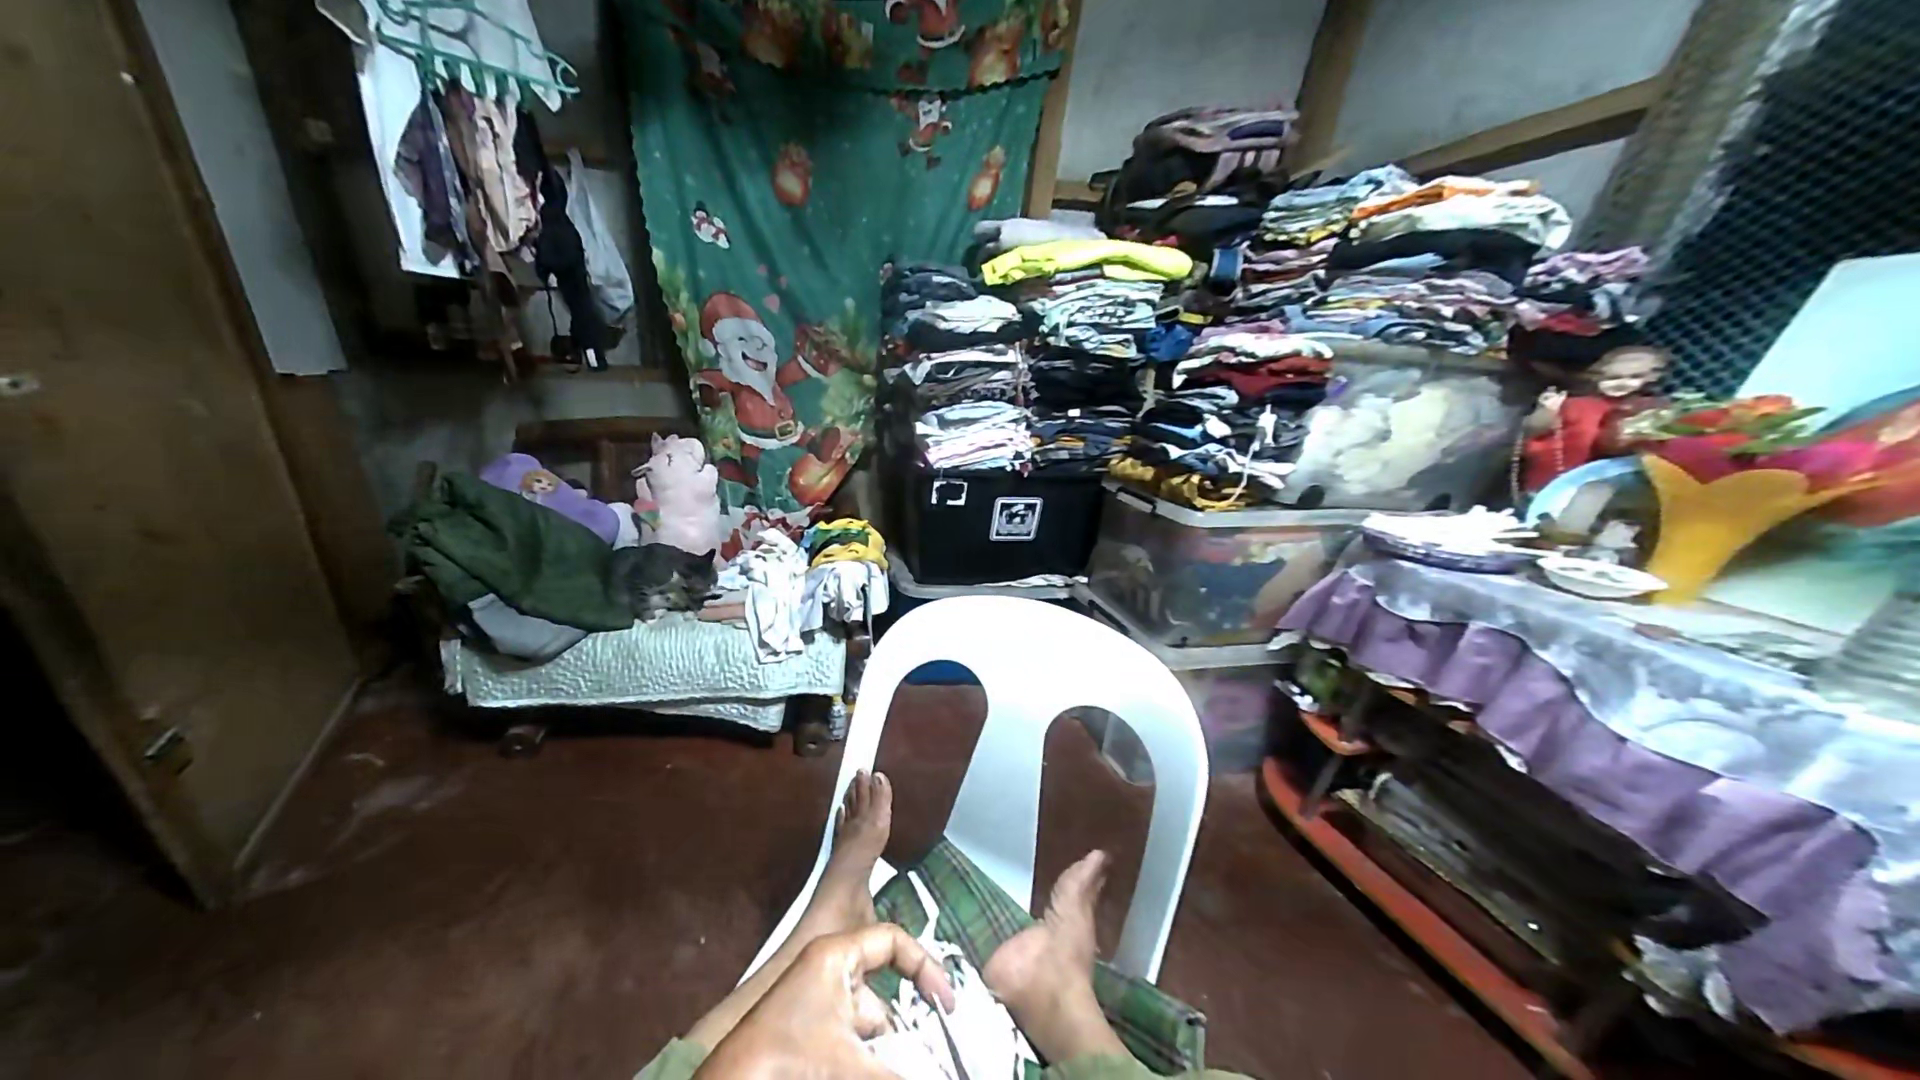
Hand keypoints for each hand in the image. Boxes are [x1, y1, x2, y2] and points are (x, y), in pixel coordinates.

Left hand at [694, 924, 955, 1079]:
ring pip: (868, 1017)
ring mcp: (813, 1001)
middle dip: (908, 1019)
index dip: (925, 966)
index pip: (892, 941)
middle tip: (934, 1046)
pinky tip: (881, 1066)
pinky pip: (849, 1036)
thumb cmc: (788, 1059)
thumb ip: (900, 1071)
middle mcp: (825, 969)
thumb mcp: (852, 1065)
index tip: (946, 1003)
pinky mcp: (804, 1030)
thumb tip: (946, 1073)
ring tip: (909, 1062)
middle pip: (882, 984)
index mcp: (835, 954)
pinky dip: (867, 1055)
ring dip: (889, 1044)